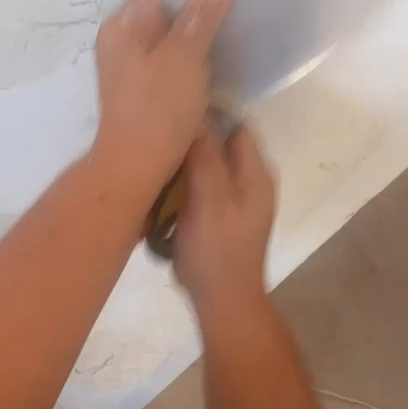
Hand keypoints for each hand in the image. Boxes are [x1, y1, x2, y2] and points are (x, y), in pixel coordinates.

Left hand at [89, 0, 237, 191]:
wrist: (137, 165)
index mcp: (122, 24)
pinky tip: (222, 50)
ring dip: (200, 27)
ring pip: (171, 33)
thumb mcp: (185, 55)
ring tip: (240, 16)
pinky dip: (195, 51)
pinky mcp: (146, 85)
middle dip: (201, 0)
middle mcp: (122, 39)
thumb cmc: (158, 107)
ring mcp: (133, 63)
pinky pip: (173, 56)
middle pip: (165, 7)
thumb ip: (203, 12)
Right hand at [173, 125, 276, 305]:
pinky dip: (180, 184)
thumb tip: (195, 115)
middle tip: (155, 135)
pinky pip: (197, 187)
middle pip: (219, 145)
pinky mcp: (216, 216)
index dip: (209, 113)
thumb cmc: (216, 248)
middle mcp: (248, 181)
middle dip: (190, 139)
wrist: (221, 299)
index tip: (174, 109)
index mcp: (255, 173)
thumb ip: (204, 156)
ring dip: (182, 163)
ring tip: (152, 158)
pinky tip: (157, 187)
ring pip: (204, 166)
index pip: (236, 125)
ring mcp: (233, 200)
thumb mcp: (208, 198)